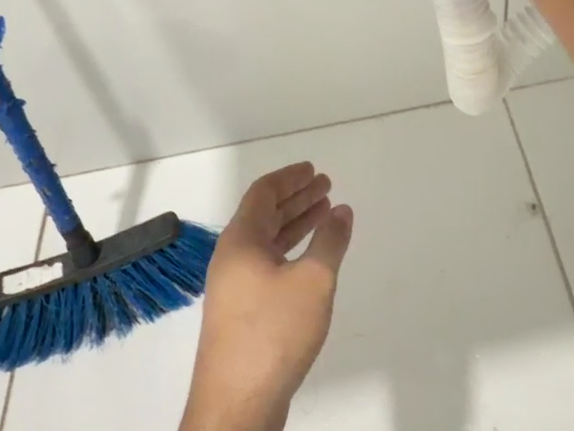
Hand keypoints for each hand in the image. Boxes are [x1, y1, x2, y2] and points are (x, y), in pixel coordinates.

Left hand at [181, 163, 353, 430]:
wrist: (237, 405)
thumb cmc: (273, 332)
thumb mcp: (313, 281)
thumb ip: (330, 241)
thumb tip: (341, 210)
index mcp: (240, 241)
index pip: (263, 193)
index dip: (290, 178)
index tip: (314, 169)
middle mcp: (232, 259)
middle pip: (264, 215)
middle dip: (296, 199)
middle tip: (326, 186)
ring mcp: (234, 289)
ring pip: (267, 243)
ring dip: (296, 225)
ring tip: (326, 214)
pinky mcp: (242, 315)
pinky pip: (268, 266)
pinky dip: (291, 252)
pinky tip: (313, 260)